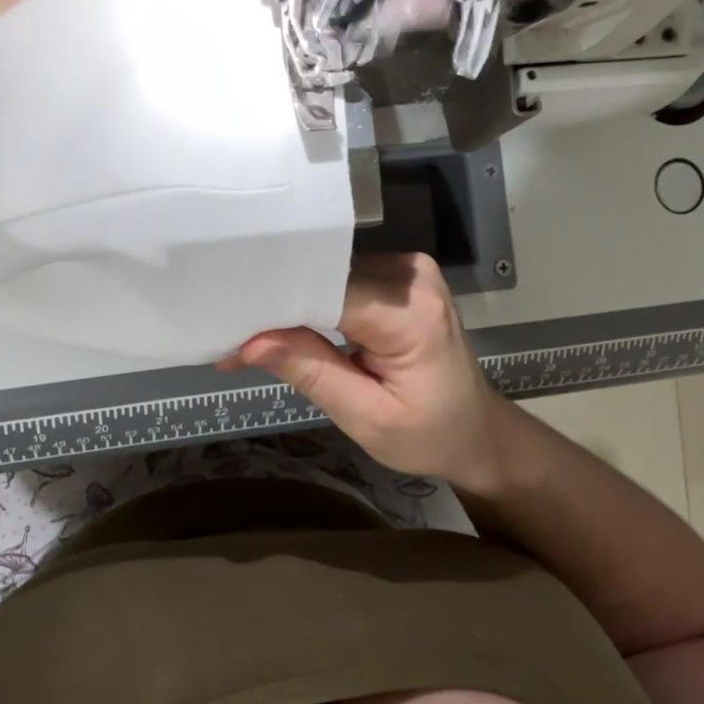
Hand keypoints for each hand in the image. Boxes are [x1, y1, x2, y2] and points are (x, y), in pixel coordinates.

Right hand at [220, 254, 518, 491]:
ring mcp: (406, 268)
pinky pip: (339, 278)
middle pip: (325, 277)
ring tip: (246, 330)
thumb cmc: (429, 434)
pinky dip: (309, 301)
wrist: (476, 429)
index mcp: (411, 313)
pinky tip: (280, 322)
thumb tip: (249, 343)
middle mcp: (411, 275)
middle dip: (276, 306)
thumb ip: (312, 373)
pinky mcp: (396, 273)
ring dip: (288, 303)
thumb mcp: (368, 419)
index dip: (276, 309)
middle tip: (226, 333)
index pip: (328, 293)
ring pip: (326, 274)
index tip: (229, 327)